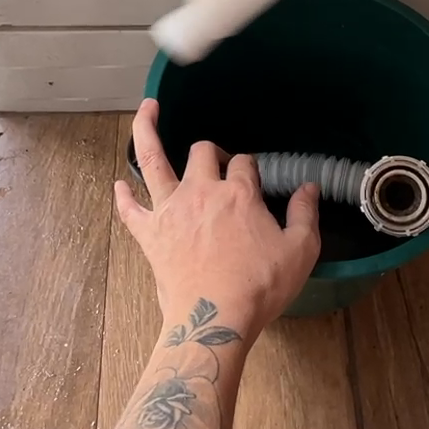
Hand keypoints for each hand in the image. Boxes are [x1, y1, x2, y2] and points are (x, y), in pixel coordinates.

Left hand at [114, 99, 320, 336]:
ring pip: (153, 161)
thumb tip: (310, 187)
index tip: (257, 183)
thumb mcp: (300, 250)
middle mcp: (202, 191)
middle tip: (221, 165)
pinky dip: (124, 197)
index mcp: (239, 193)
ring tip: (147, 109)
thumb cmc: (260, 286)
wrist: (215, 319)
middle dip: (213, 152)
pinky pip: (131, 210)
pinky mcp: (151, 235)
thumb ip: (305, 214)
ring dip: (147, 131)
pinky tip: (119, 185)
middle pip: (203, 151)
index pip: (245, 163)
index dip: (252, 169)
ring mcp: (171, 210)